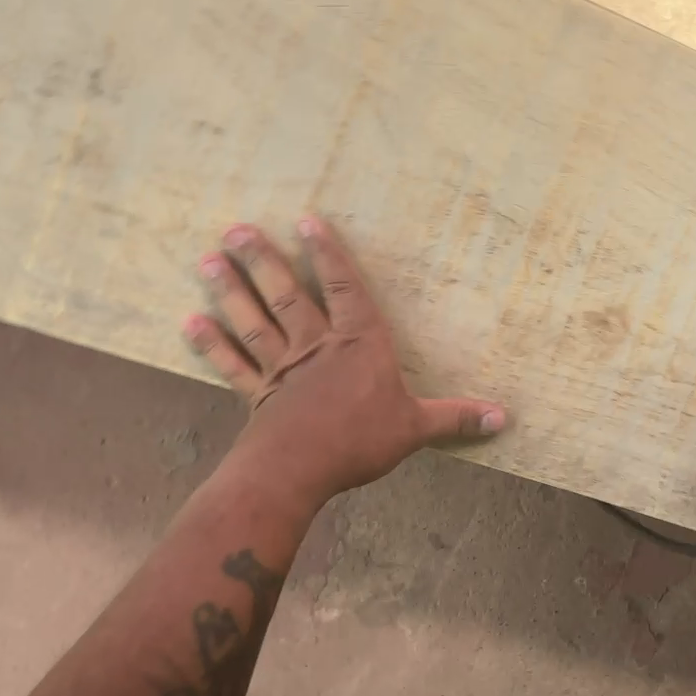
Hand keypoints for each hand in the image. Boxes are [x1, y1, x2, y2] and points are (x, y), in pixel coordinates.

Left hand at [183, 216, 504, 509]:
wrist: (292, 474)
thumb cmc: (358, 442)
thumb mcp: (417, 428)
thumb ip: (457, 418)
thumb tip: (505, 418)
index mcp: (359, 344)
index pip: (344, 288)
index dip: (327, 254)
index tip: (306, 221)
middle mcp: (317, 346)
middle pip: (288, 295)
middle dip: (264, 261)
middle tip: (237, 229)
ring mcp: (282, 369)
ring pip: (255, 320)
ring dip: (232, 289)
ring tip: (209, 258)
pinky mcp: (257, 395)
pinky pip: (232, 363)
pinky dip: (211, 343)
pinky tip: (190, 322)